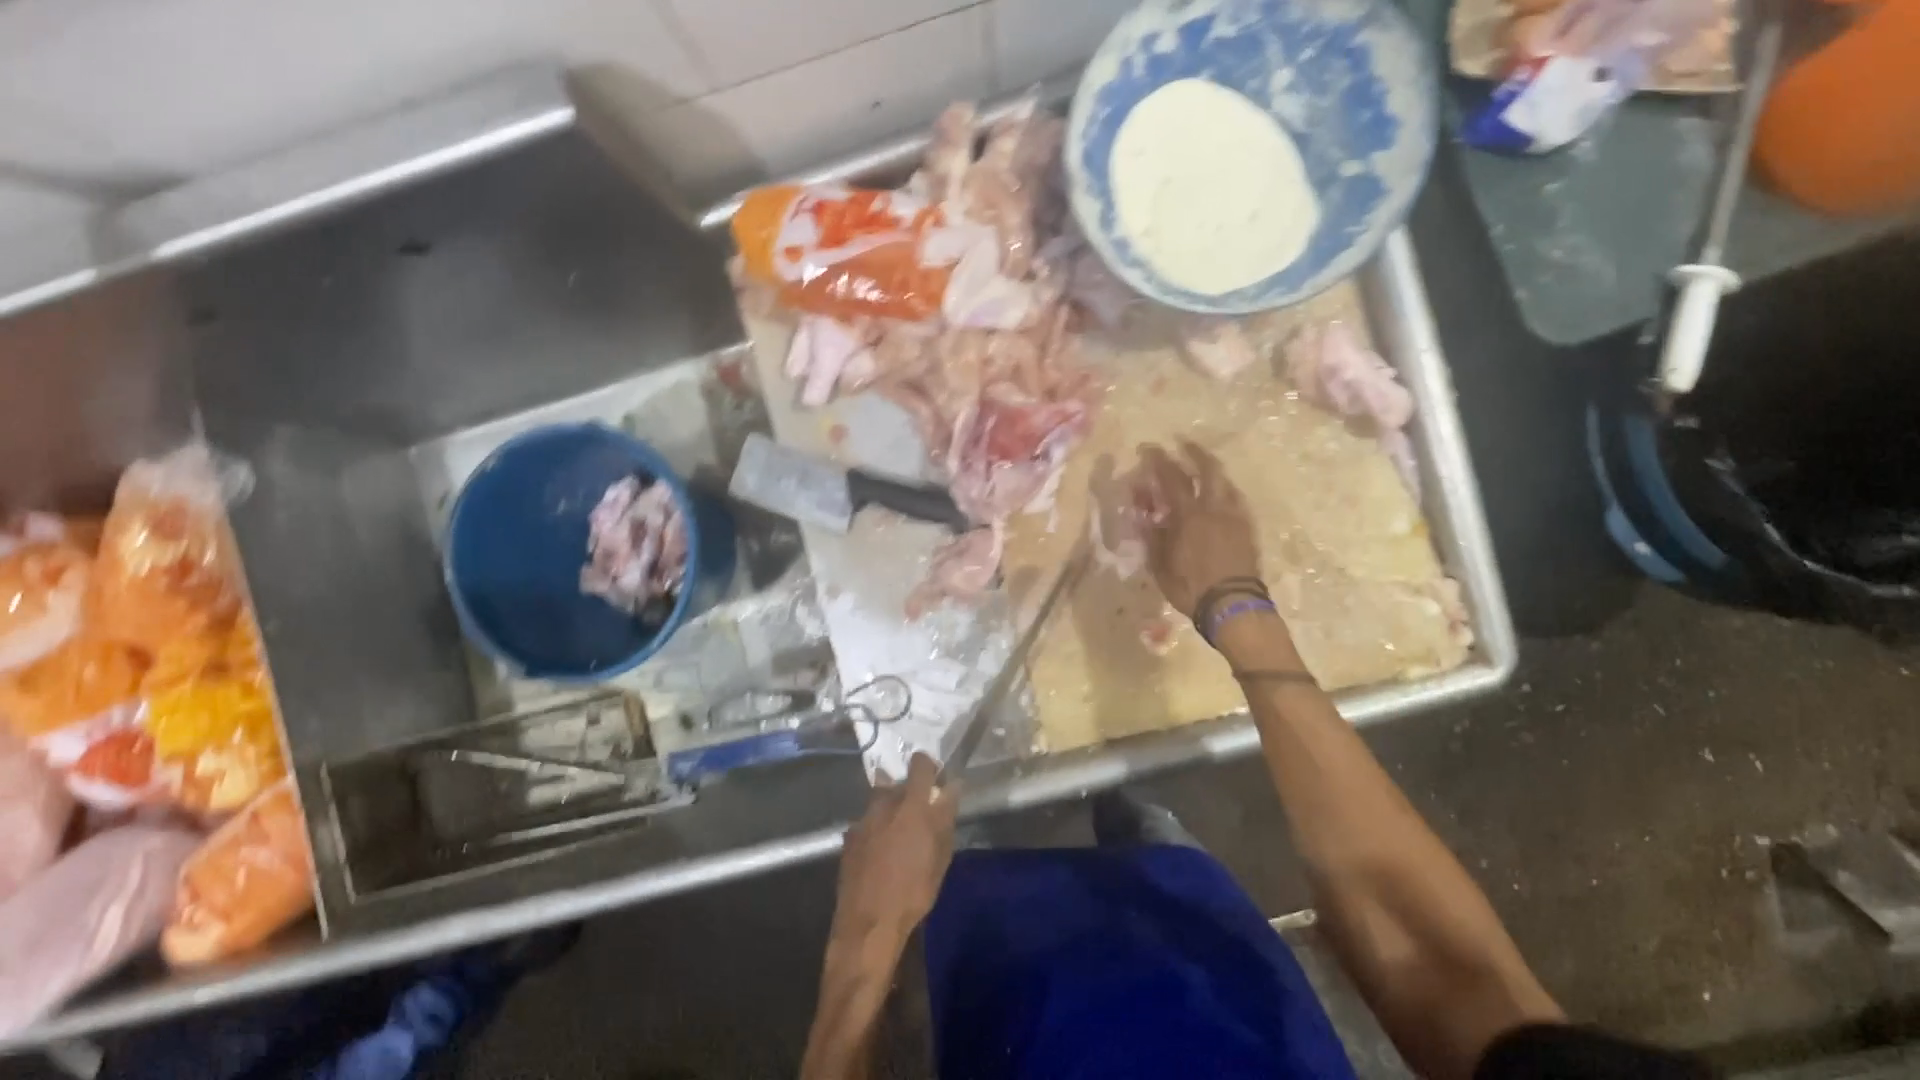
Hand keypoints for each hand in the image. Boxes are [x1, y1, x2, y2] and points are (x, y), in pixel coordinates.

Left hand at [831, 754, 957, 953]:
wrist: (869, 921)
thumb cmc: (914, 891)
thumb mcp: (941, 856)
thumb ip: (945, 817)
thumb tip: (951, 787)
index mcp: (911, 805)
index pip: (921, 764)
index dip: (929, 766)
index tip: (936, 779)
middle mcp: (884, 804)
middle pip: (897, 783)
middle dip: (909, 792)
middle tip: (920, 815)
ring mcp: (863, 819)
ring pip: (879, 802)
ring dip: (890, 810)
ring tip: (898, 835)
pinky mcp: (849, 837)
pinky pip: (867, 822)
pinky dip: (876, 829)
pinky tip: (880, 852)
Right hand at [1137, 441, 1261, 617]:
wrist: (1233, 605)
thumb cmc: (1191, 588)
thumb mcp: (1161, 566)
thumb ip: (1154, 538)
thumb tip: (1146, 518)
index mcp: (1188, 515)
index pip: (1172, 478)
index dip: (1159, 460)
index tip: (1149, 448)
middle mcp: (1214, 508)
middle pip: (1208, 469)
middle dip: (1194, 452)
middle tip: (1183, 444)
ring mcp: (1235, 516)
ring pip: (1226, 482)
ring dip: (1212, 471)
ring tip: (1203, 469)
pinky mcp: (1248, 529)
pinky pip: (1236, 501)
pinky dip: (1225, 492)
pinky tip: (1221, 497)